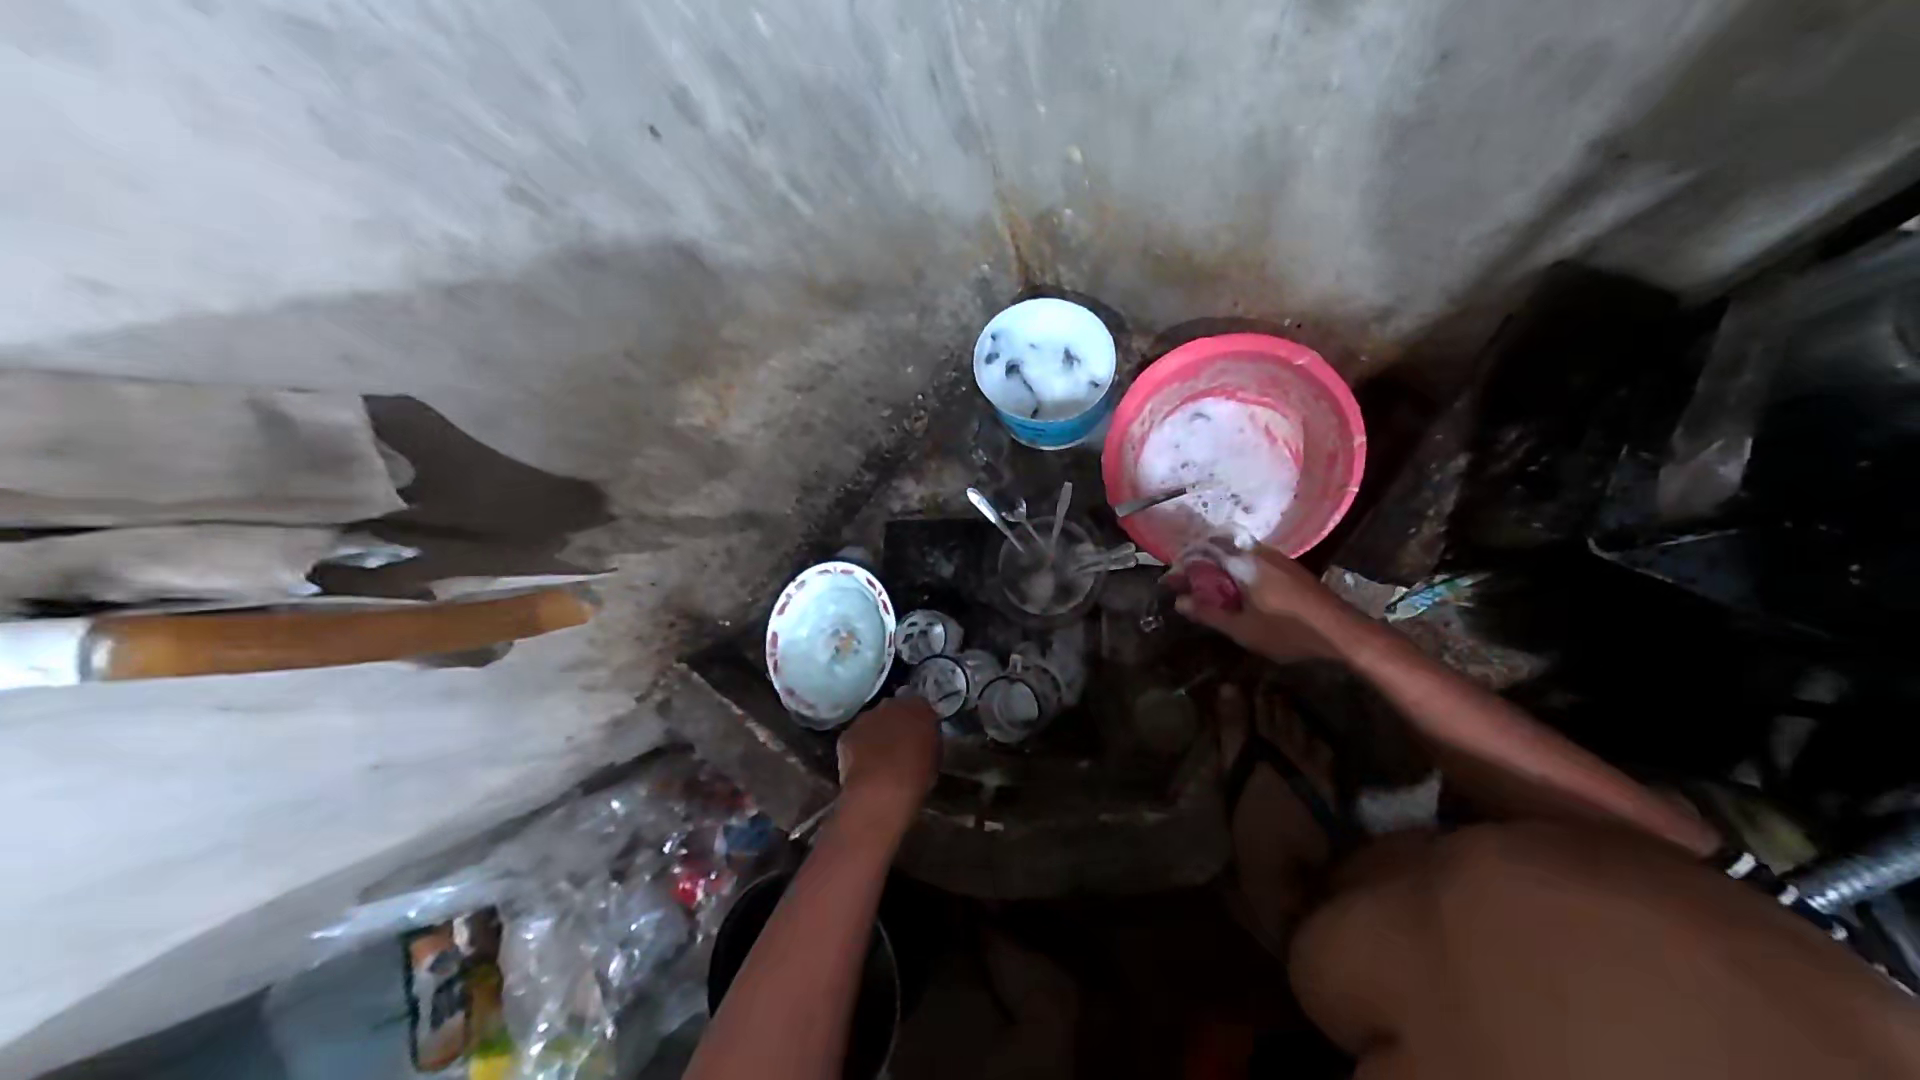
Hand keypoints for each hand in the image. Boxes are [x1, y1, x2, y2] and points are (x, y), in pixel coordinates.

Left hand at [835, 696, 940, 833]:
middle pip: (894, 709)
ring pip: (872, 722)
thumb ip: (929, 738)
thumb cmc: (918, 773)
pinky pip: (856, 737)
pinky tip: (863, 766)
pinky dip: (859, 747)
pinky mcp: (847, 734)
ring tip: (879, 758)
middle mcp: (890, 704)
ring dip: (876, 734)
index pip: (920, 706)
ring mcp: (865, 717)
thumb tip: (922, 739)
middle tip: (900, 745)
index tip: (920, 735)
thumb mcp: (936, 755)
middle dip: (896, 723)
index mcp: (918, 706)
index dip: (919, 721)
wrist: (882, 788)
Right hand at [1165, 544, 1368, 662]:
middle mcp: (1260, 553)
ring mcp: (1278, 559)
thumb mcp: (1242, 628)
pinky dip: (1237, 573)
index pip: (1203, 552)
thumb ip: (1208, 613)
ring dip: (1220, 569)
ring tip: (1209, 591)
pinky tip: (1237, 593)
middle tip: (1188, 586)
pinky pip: (1254, 562)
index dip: (1184, 566)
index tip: (1171, 582)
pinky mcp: (1290, 569)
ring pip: (1238, 556)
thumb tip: (1180, 602)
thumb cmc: (1287, 630)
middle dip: (1200, 566)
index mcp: (1244, 562)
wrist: (1341, 632)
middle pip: (1220, 549)